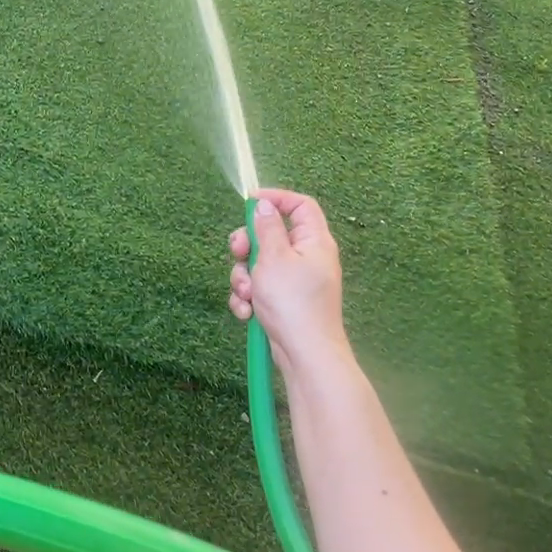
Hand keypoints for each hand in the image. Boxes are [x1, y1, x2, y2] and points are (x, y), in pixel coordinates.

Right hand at [227, 189, 351, 375]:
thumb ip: (266, 227)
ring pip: (258, 263)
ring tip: (245, 294)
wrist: (304, 353)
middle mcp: (306, 258)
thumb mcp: (273, 257)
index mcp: (313, 242)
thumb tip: (263, 205)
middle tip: (238, 252)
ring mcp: (293, 281)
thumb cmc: (292, 301)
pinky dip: (248, 297)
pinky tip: (246, 311)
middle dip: (247, 245)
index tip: (248, 202)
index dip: (276, 198)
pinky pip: (258, 287)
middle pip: (270, 234)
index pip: (300, 206)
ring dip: (243, 277)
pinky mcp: (282, 300)